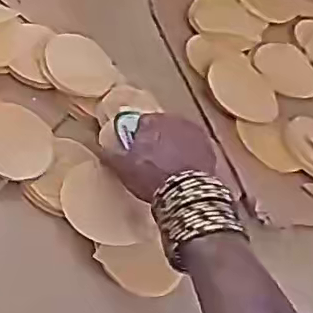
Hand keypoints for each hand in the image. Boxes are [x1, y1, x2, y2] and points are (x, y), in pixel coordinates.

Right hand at [99, 113, 218, 202]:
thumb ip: (112, 154)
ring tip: (167, 166)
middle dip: (157, 139)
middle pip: (163, 126)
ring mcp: (195, 133)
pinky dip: (189, 156)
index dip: (138, 136)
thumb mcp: (124, 168)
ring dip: (174, 146)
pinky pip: (194, 148)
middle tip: (151, 159)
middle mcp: (176, 120)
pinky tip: (183, 171)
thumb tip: (103, 147)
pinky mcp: (209, 148)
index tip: (136, 149)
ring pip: (179, 136)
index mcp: (153, 121)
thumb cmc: (151, 177)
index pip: (142, 121)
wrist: (185, 193)